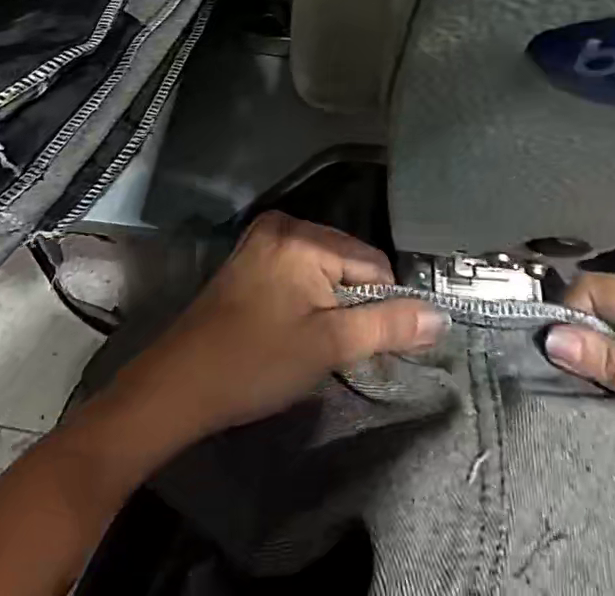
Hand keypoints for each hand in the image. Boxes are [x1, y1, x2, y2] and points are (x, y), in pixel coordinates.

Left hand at [102, 212, 448, 442]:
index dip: (380, 305)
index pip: (373, 263)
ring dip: (331, 303)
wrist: (174, 389)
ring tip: (312, 340)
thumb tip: (441, 317)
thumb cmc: (255, 364)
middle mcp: (284, 225)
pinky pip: (300, 271)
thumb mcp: (329, 346)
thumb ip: (389, 326)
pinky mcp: (249, 260)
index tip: (366, 344)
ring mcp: (262, 241)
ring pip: (325, 269)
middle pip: (349, 262)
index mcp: (303, 236)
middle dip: (353, 303)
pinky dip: (308, 297)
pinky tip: (292, 328)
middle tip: (335, 346)